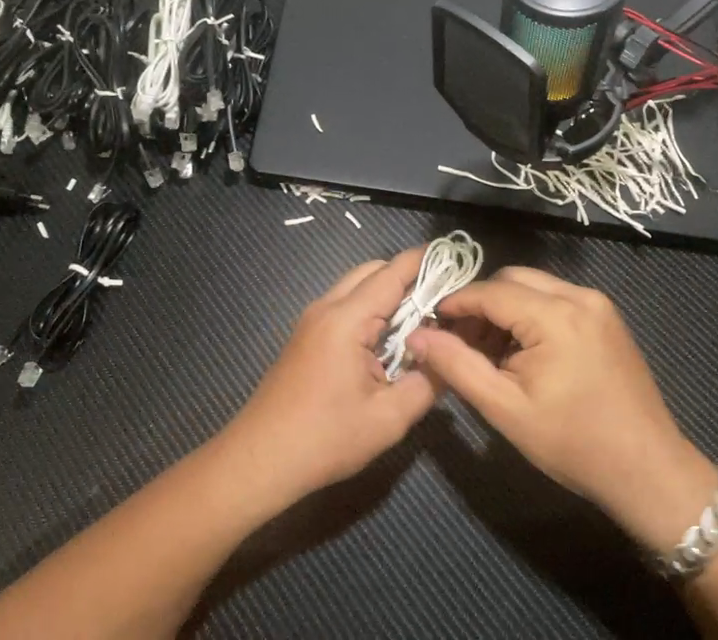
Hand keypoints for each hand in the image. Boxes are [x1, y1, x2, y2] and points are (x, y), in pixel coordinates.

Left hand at [215, 247, 437, 509]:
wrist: (260, 460)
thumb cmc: (325, 439)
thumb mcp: (388, 418)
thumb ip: (426, 382)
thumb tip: (448, 357)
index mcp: (345, 320)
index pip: (391, 273)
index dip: (425, 262)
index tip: (457, 258)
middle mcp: (325, 309)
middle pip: (371, 273)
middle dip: (407, 278)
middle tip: (444, 301)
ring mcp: (311, 323)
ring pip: (355, 290)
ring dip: (387, 298)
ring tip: (423, 324)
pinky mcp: (305, 339)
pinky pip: (344, 310)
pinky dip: (370, 313)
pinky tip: (390, 344)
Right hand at [407, 267, 717, 553]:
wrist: (647, 471)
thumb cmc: (572, 443)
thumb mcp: (504, 408)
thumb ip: (456, 366)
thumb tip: (415, 336)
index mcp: (556, 316)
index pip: (490, 291)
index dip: (455, 304)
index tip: (429, 325)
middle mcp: (580, 297)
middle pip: (512, 280)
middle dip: (480, 304)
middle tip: (458, 341)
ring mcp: (599, 306)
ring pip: (534, 287)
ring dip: (504, 309)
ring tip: (487, 352)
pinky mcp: (608, 319)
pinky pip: (556, 300)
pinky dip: (530, 315)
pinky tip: (521, 352)